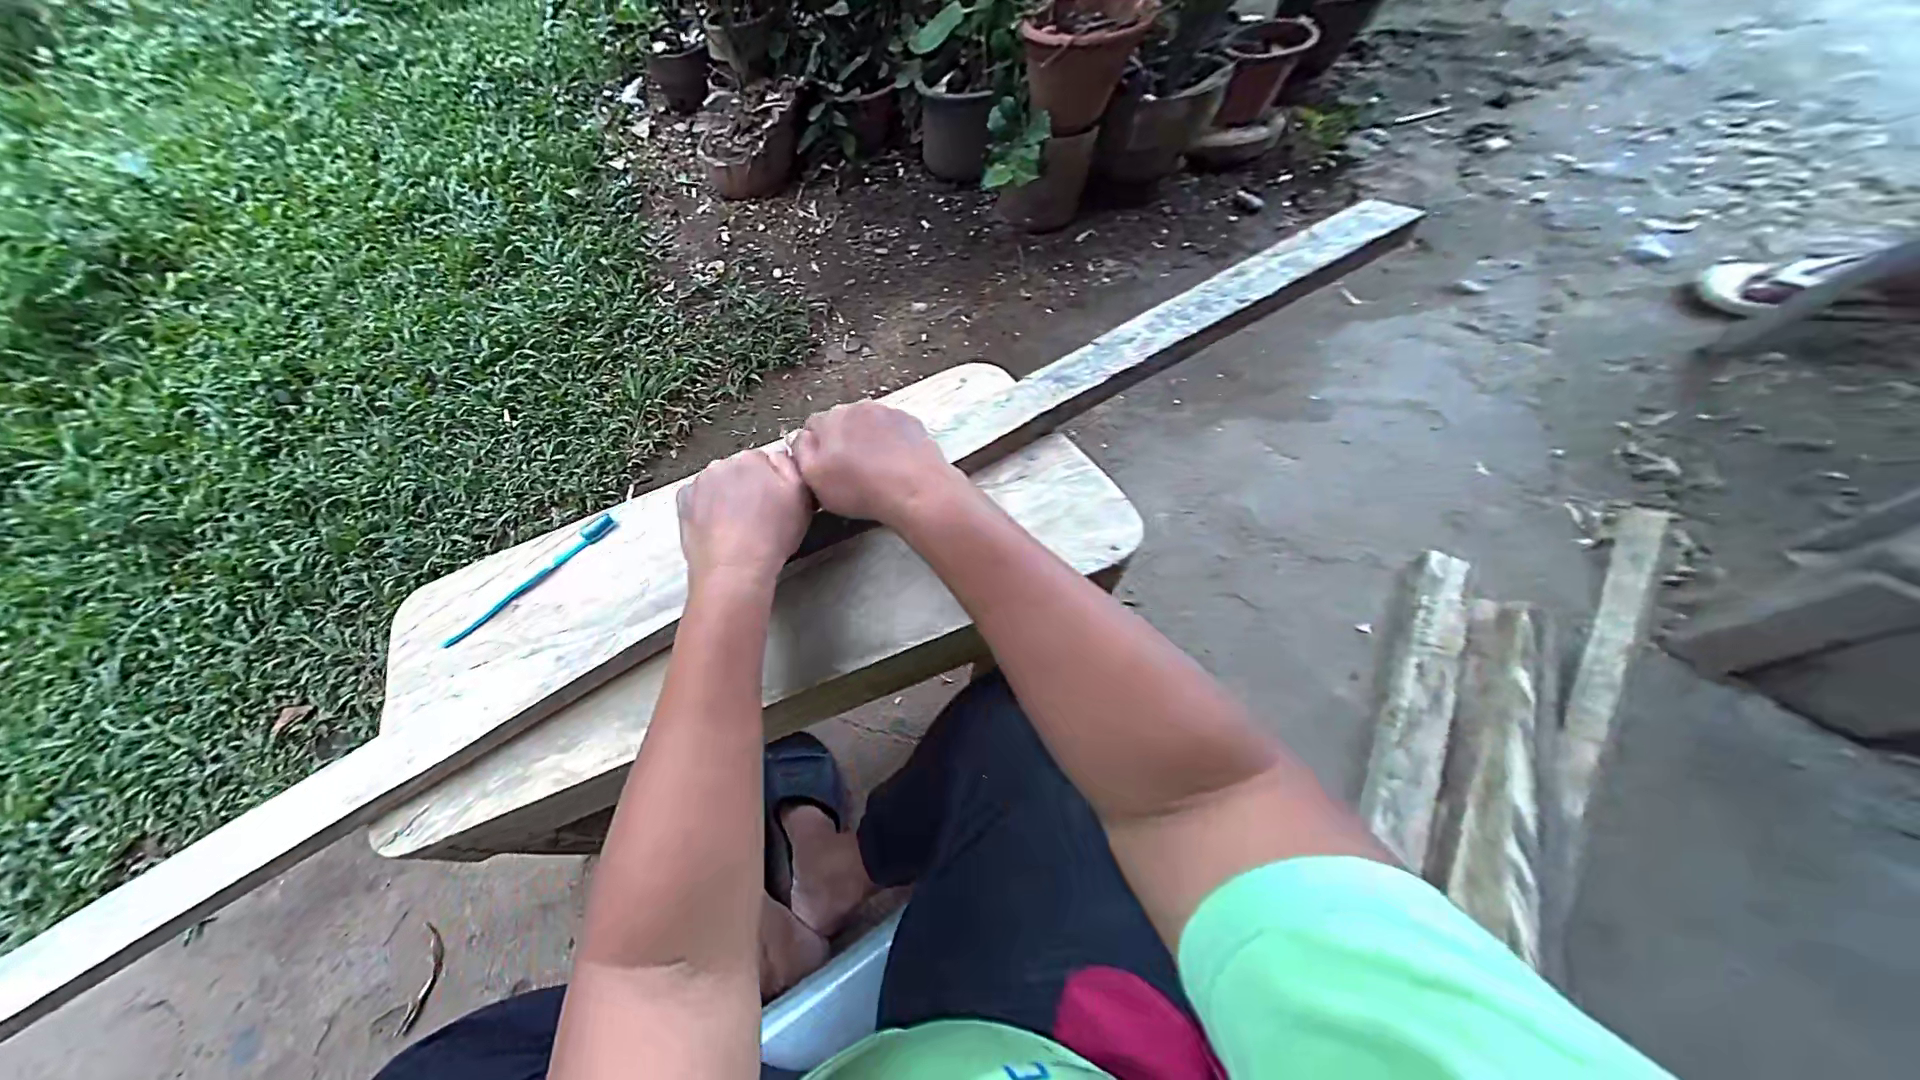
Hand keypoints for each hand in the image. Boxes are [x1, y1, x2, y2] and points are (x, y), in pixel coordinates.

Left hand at [676, 446, 812, 588]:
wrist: (733, 569)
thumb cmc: (772, 536)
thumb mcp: (802, 498)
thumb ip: (792, 466)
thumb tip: (780, 455)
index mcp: (753, 459)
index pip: (766, 461)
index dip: (774, 483)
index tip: (777, 503)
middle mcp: (722, 464)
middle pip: (740, 470)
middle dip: (748, 487)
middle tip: (759, 517)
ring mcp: (699, 482)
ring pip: (719, 483)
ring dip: (727, 497)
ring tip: (738, 526)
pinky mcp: (683, 502)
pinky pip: (699, 498)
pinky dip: (707, 508)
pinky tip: (719, 528)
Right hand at [790, 402, 965, 527]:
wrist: (916, 489)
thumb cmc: (861, 488)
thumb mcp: (814, 479)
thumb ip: (800, 452)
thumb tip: (801, 437)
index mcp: (830, 419)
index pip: (813, 427)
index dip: (818, 450)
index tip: (827, 469)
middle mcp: (858, 407)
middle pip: (843, 423)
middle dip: (844, 442)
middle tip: (852, 472)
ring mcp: (888, 412)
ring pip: (870, 425)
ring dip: (869, 442)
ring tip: (877, 471)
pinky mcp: (912, 423)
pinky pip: (894, 431)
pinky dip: (893, 444)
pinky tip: (897, 466)